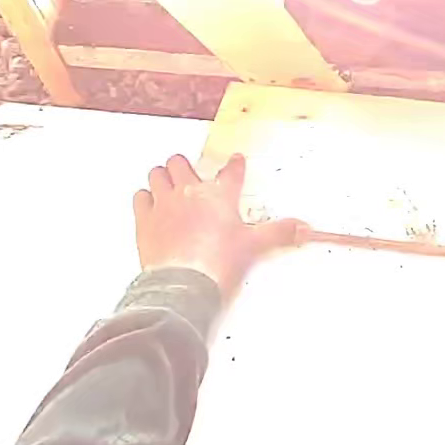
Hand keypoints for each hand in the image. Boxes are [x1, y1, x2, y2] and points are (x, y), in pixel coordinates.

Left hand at [133, 153, 299, 296]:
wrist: (184, 283)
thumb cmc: (219, 262)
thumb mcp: (255, 246)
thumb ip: (280, 233)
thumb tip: (304, 227)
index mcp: (220, 196)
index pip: (230, 172)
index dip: (235, 165)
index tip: (236, 161)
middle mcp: (190, 192)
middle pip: (181, 163)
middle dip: (185, 165)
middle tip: (191, 174)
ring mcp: (164, 203)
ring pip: (158, 173)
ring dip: (163, 176)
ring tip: (168, 183)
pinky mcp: (145, 219)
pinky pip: (140, 196)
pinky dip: (145, 197)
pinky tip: (151, 204)